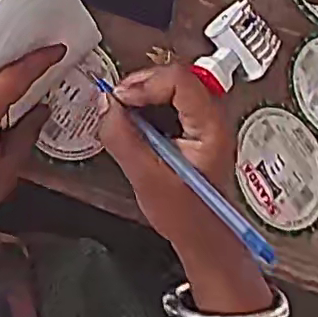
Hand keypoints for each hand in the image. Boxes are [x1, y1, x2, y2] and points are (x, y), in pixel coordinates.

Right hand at [97, 64, 243, 263]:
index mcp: (210, 127)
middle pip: (175, 76)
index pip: (179, 80)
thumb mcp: (147, 179)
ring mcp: (204, 119)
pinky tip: (133, 118)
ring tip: (123, 106)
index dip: (146, 83)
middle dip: (142, 83)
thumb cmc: (186, 218)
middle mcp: (212, 117)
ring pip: (171, 84)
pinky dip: (147, 101)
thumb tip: (105, 104)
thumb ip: (123, 139)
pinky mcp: (193, 125)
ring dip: (143, 90)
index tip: (122, 97)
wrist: (204, 241)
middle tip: (118, 98)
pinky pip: (169, 98)